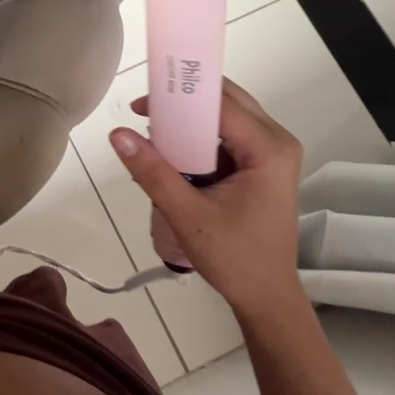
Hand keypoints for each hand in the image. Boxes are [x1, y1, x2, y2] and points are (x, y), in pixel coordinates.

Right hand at [109, 79, 306, 317]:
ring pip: (225, 113)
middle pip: (224, 99)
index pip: (219, 102)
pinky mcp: (263, 163)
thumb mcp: (187, 215)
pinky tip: (173, 151)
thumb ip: (152, 172)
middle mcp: (276, 142)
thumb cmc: (234, 258)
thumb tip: (117, 133)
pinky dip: (198, 133)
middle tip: (143, 112)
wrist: (267, 298)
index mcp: (268, 150)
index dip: (179, 95)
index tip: (141, 103)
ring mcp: (272, 152)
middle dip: (182, 101)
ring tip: (154, 132)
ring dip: (189, 117)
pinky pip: (227, 131)